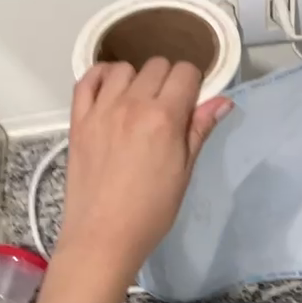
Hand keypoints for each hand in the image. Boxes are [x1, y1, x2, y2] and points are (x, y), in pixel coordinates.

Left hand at [55, 59, 232, 284]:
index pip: (186, 73)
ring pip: (124, 68)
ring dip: (136, 79)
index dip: (194, 85)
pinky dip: (100, 77)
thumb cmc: (150, 212)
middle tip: (167, 109)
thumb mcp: (184, 172)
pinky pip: (87, 79)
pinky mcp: (78, 120)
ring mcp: (101, 110)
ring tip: (138, 104)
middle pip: (157, 65)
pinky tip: (110, 90)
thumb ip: (199, 130)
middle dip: (168, 80)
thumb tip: (223, 101)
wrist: (103, 237)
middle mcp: (132, 105)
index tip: (191, 104)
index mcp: (164, 118)